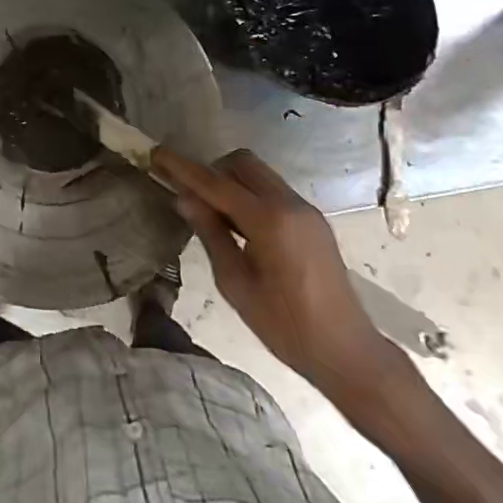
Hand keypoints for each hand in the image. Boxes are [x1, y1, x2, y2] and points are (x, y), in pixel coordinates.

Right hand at [154, 147, 410, 400]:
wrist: (345, 349)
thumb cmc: (285, 326)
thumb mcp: (236, 284)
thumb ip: (211, 234)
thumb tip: (185, 199)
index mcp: (269, 220)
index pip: (216, 183)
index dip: (183, 168)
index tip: (157, 154)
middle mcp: (290, 203)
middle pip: (242, 163)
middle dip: (211, 170)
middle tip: (188, 195)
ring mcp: (305, 210)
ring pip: (260, 174)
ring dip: (232, 182)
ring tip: (211, 213)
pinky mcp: (313, 220)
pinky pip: (274, 191)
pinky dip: (250, 195)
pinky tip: (238, 225)